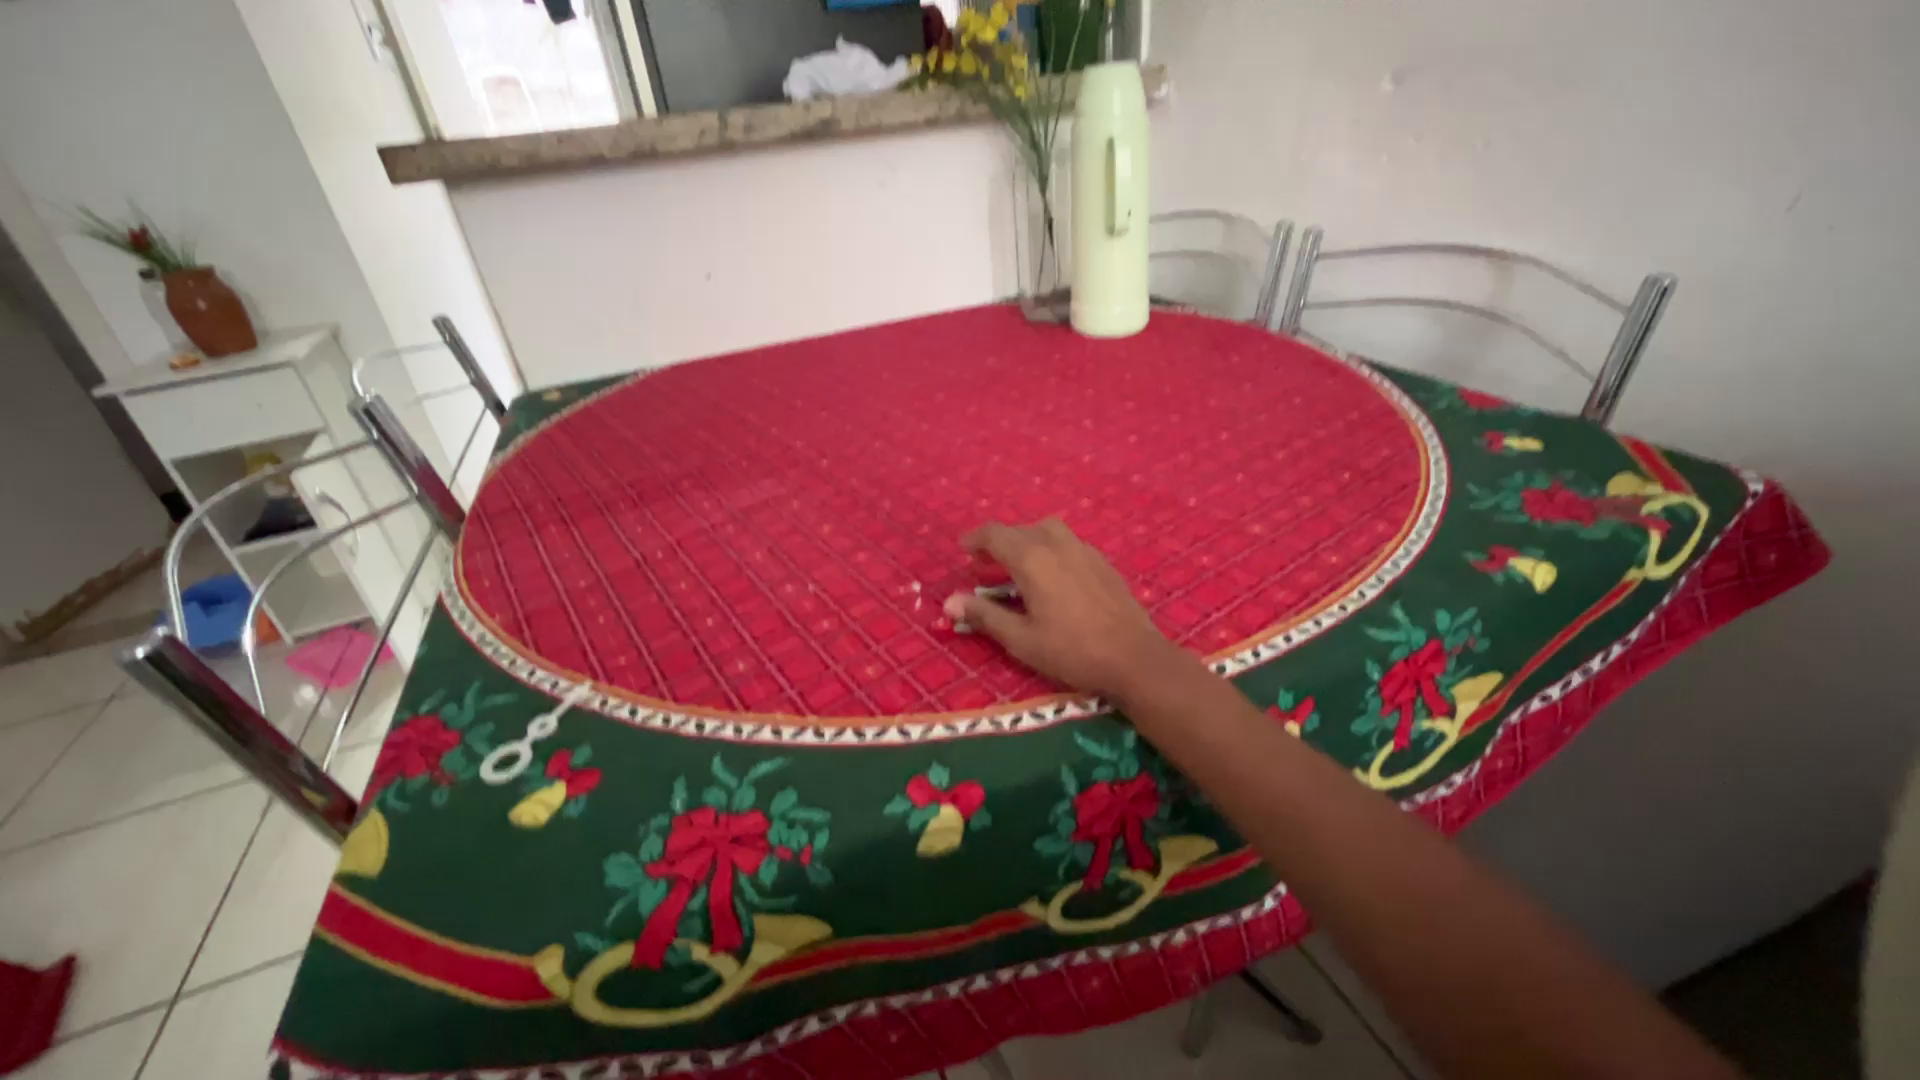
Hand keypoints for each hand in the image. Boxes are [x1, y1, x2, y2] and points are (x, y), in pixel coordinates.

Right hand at [945, 520, 1187, 698]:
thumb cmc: (1071, 650)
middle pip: (1020, 530)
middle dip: (998, 543)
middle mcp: (1057, 544)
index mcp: (1032, 558)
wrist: (1133, 657)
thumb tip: (950, 602)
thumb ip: (985, 615)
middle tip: (984, 565)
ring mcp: (1084, 550)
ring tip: (1018, 567)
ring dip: (1027, 542)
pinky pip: (1068, 543)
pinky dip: (1050, 550)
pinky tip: (1053, 577)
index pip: (995, 534)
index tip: (962, 551)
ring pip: (1047, 531)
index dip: (974, 540)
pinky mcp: (1103, 562)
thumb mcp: (1020, 639)